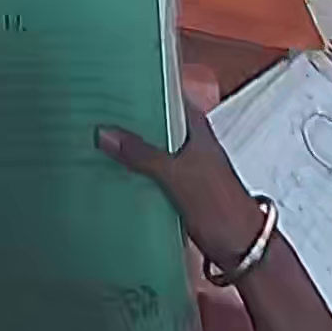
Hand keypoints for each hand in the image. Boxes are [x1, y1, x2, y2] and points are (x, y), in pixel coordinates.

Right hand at [96, 94, 265, 268]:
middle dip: (125, 116)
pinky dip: (130, 167)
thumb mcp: (176, 175)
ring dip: (126, 143)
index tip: (109, 80)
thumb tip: (103, 132)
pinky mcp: (176, 185)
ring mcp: (182, 162)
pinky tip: (106, 169)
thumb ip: (141, 154)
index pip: (164, 93)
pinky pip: (146, 169)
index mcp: (193, 125)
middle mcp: (187, 138)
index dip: (139, 85)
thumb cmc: (218, 205)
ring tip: (91, 134)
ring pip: (148, 145)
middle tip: (90, 108)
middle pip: (151, 119)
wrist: (242, 250)